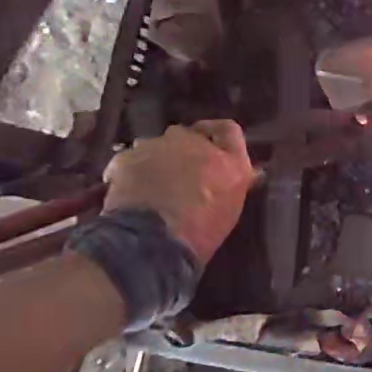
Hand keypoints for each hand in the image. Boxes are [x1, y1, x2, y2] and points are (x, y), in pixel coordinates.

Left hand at [103, 121, 258, 265]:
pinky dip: (134, 170)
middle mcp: (195, 143)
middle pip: (190, 135)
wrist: (150, 241)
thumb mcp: (230, 207)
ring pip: (159, 146)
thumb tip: (243, 173)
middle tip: (183, 172)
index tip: (213, 144)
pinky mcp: (127, 156)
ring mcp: (158, 147)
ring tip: (154, 184)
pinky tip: (132, 191)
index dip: (220, 135)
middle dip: (186, 149)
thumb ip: (234, 182)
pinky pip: (132, 158)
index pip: (230, 131)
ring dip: (159, 159)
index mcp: (228, 159)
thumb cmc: (200, 231)